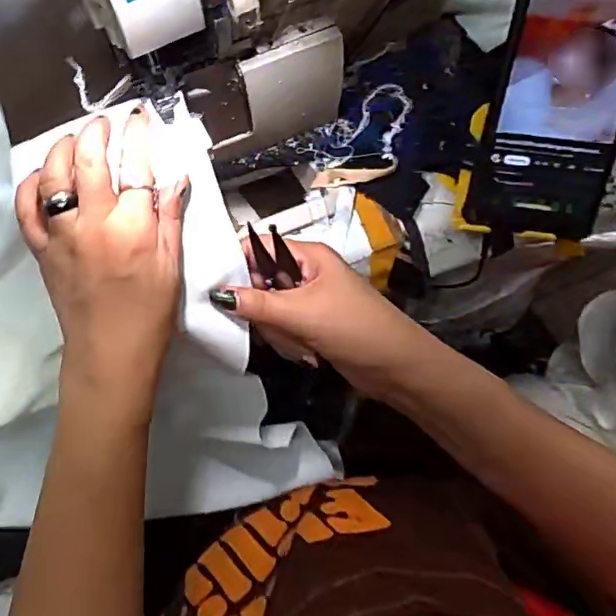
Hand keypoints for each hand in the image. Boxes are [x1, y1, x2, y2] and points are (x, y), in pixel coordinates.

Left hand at [15, 110, 189, 421]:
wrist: (109, 353)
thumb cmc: (148, 313)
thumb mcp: (171, 265)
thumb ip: (170, 217)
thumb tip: (176, 178)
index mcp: (132, 229)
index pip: (135, 168)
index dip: (137, 136)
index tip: (137, 119)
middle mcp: (93, 225)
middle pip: (88, 161)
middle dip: (95, 132)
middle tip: (102, 124)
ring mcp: (61, 236)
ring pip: (53, 178)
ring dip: (61, 150)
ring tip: (73, 140)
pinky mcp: (41, 250)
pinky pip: (26, 209)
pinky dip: (30, 186)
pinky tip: (41, 175)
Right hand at [213, 239, 438, 374]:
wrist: (399, 370)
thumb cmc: (354, 329)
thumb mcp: (301, 314)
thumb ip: (256, 303)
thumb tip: (217, 294)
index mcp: (308, 256)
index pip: (260, 246)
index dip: (237, 259)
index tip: (216, 280)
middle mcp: (306, 272)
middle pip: (260, 278)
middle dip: (258, 303)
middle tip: (263, 320)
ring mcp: (309, 299)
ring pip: (268, 306)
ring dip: (274, 327)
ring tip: (294, 340)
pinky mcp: (311, 324)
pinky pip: (281, 325)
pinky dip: (285, 339)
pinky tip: (300, 350)